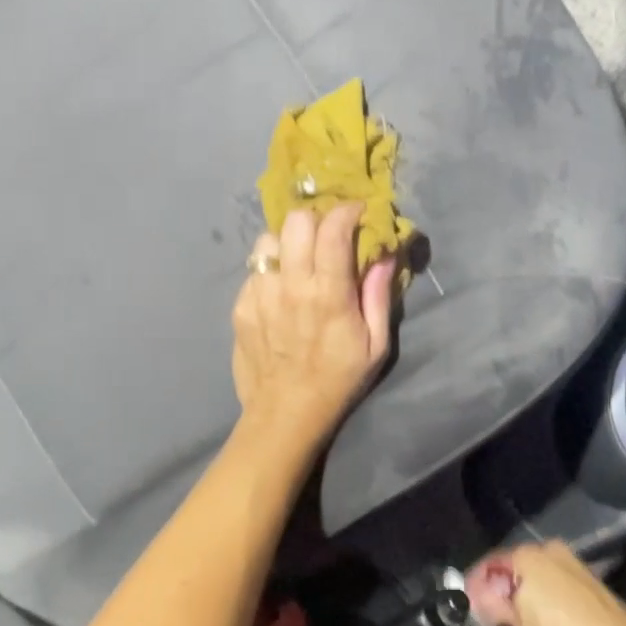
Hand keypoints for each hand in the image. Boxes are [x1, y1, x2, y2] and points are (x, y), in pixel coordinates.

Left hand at [232, 205, 396, 442]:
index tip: (358, 213)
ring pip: (269, 240)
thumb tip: (385, 254)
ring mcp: (260, 294)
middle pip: (295, 222)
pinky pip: (255, 270)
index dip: (347, 211)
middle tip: (329, 234)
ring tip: (301, 259)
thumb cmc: (340, 379)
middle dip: (316, 219)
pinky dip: (272, 270)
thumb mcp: (377, 343)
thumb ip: (379, 295)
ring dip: (289, 242)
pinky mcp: (241, 306)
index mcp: (328, 294)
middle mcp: (290, 286)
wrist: (286, 413)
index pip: (332, 229)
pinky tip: (283, 291)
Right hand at [464, 542, 625, 625]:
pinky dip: (546, 598)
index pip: (490, 564)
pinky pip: (558, 584)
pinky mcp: (592, 581)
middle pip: (516, 567)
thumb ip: (495, 609)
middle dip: (502, 589)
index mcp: (529, 557)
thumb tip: (478, 594)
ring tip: (516, 625)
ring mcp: (575, 564)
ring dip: (525, 594)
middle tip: (490, 619)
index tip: (467, 607)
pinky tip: (544, 623)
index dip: (475, 586)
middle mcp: (552, 551)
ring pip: (539, 576)